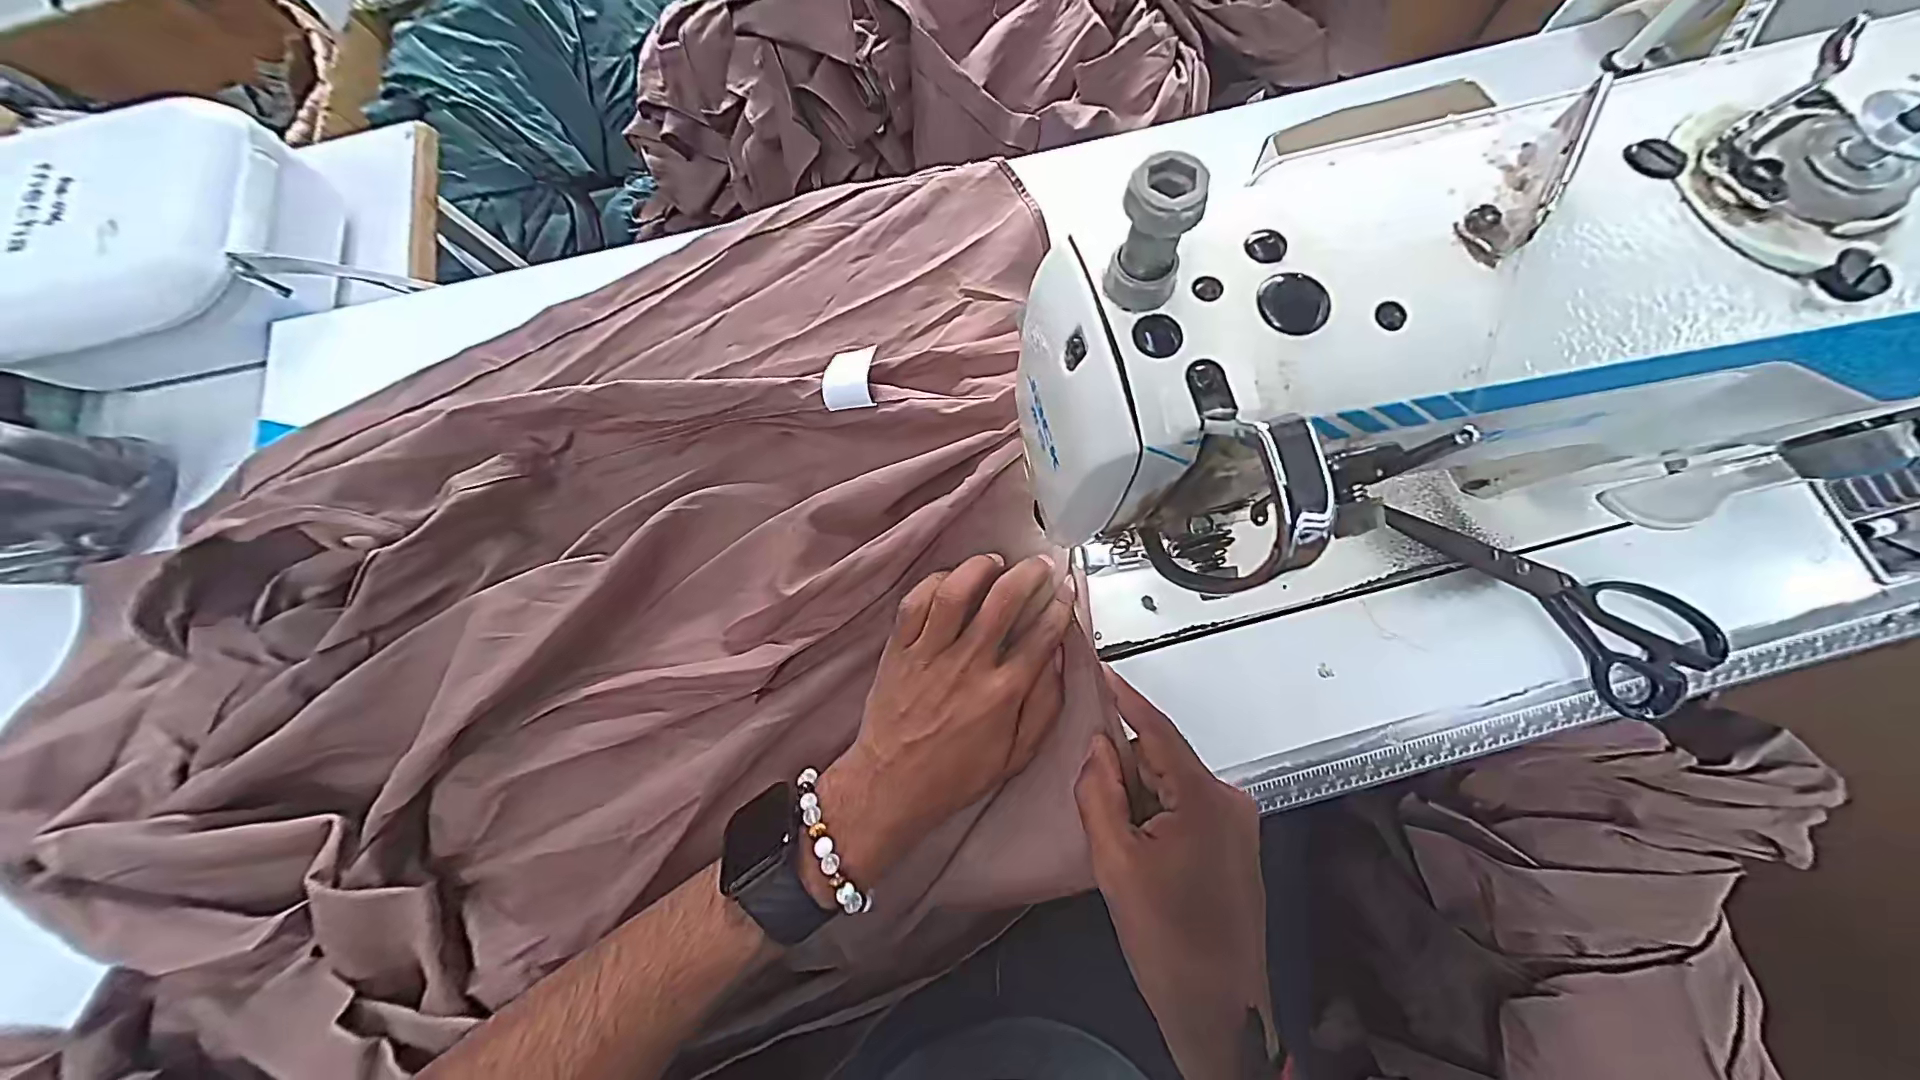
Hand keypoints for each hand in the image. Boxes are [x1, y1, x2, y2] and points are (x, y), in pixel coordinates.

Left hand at [807, 554, 1076, 904]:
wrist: (891, 785)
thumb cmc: (951, 776)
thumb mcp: (1016, 756)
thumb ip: (1044, 707)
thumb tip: (1057, 662)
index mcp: (1002, 693)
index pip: (1041, 633)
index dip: (1060, 605)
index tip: (1065, 591)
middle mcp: (967, 666)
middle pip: (1004, 600)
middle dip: (1029, 574)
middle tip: (1038, 566)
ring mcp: (930, 655)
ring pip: (956, 592)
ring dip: (980, 569)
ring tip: (994, 563)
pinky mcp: (900, 651)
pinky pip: (914, 603)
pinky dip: (933, 583)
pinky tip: (949, 580)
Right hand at [1075, 667, 1275, 1079]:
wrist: (1219, 1013)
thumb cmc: (1172, 946)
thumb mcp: (1115, 863)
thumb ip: (1099, 793)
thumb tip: (1095, 749)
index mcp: (1204, 800)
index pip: (1157, 730)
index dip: (1125, 698)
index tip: (1103, 671)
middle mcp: (1229, 802)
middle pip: (1160, 759)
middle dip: (1125, 774)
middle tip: (1101, 814)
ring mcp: (1235, 823)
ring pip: (1169, 784)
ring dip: (1140, 801)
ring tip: (1127, 853)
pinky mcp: (1233, 842)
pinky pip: (1183, 806)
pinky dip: (1155, 816)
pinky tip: (1144, 857)